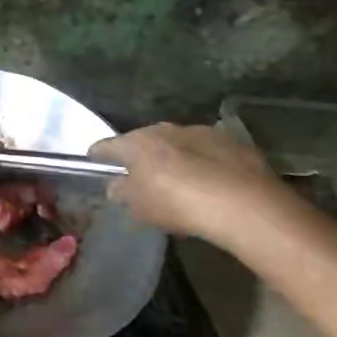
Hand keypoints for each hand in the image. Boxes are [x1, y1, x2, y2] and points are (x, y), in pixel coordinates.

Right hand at [89, 123, 288, 241]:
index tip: (95, 159)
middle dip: (141, 154)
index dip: (100, 154)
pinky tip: (211, 180)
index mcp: (137, 143)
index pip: (108, 145)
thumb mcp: (143, 208)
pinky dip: (203, 160)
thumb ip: (124, 194)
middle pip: (144, 140)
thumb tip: (116, 187)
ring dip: (174, 156)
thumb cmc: (179, 204)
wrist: (242, 202)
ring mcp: (198, 130)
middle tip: (142, 175)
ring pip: (176, 141)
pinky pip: (206, 149)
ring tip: (180, 179)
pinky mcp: (229, 139)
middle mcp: (163, 129)